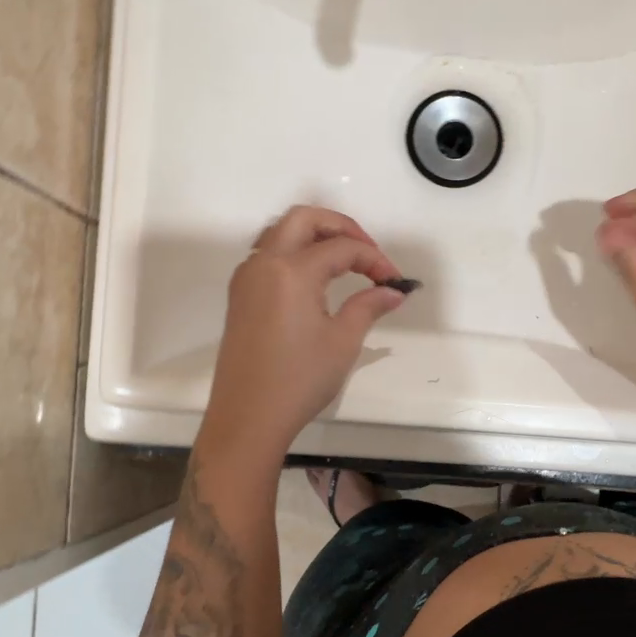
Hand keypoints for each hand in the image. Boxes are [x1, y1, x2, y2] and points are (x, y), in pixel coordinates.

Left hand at [204, 207, 407, 453]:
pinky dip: (294, 252)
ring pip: (281, 232)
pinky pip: (267, 255)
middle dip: (341, 228)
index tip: (395, 280)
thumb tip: (393, 290)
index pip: (341, 248)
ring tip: (344, 262)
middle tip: (367, 254)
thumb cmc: (299, 380)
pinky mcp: (240, 296)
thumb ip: (368, 306)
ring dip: (314, 236)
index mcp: (292, 270)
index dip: (374, 259)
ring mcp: (247, 278)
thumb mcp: (342, 342)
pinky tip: (315, 280)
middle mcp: (264, 263)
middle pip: (304, 220)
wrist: (248, 417)